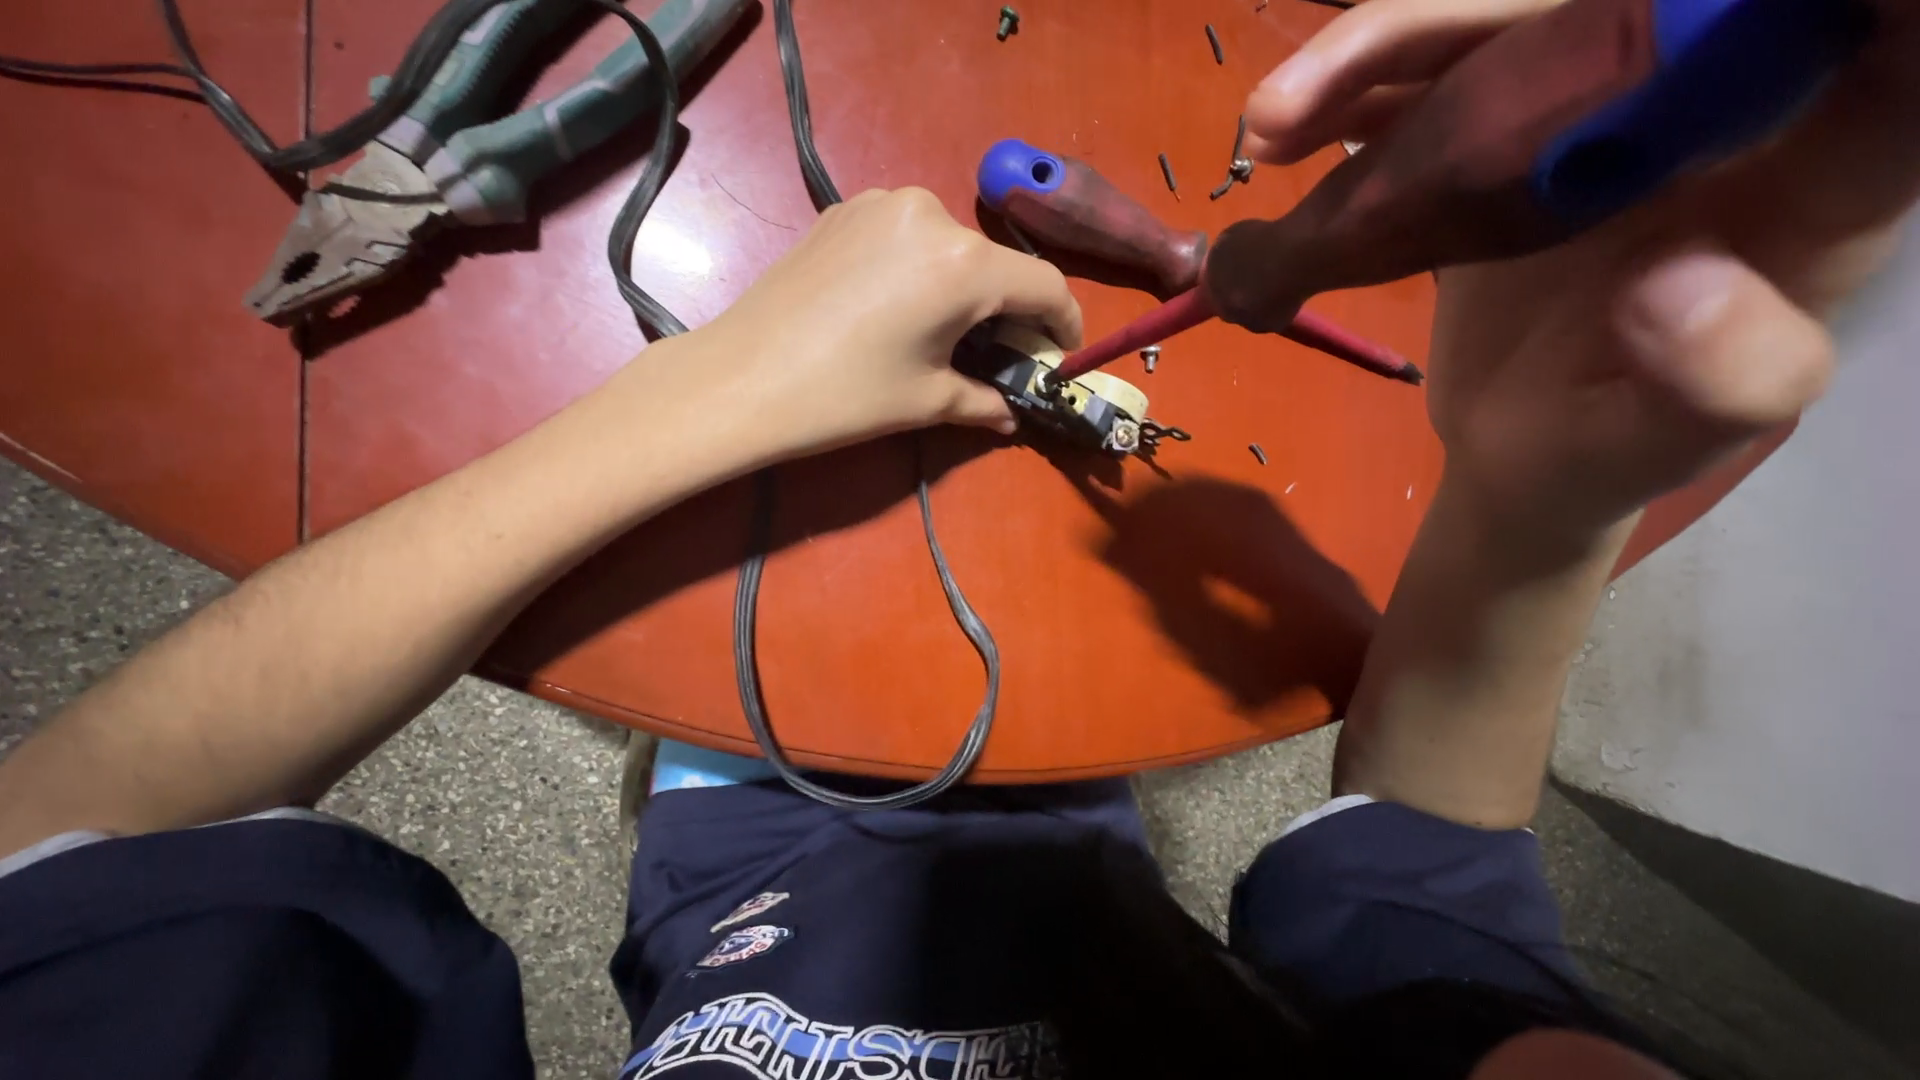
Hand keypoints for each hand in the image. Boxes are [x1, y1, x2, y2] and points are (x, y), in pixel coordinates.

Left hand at [692, 187, 1082, 459]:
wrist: (741, 378)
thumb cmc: (845, 397)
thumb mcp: (927, 402)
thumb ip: (984, 401)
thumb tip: (1011, 412)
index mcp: (964, 263)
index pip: (1043, 285)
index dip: (1064, 323)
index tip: (1063, 354)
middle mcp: (932, 214)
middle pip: (996, 265)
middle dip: (1008, 311)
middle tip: (1002, 356)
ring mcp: (883, 204)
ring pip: (951, 247)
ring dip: (963, 288)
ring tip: (945, 335)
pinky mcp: (845, 210)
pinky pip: (908, 237)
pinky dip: (921, 270)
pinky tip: (899, 308)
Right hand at [1243, 0, 1919, 543]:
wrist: (1521, 452)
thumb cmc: (1609, 452)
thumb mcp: (1676, 441)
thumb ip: (1720, 378)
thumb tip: (1669, 282)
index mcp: (1811, 161)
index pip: (1866, 28)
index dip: (1806, 4)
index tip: (1672, 7)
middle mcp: (1704, 106)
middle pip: (1600, 4)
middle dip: (1454, 18)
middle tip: (1311, 96)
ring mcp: (1589, 119)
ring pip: (1493, 30)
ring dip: (1377, 52)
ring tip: (1270, 124)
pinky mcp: (1504, 145)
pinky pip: (1430, 89)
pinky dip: (1353, 99)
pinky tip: (1288, 132)